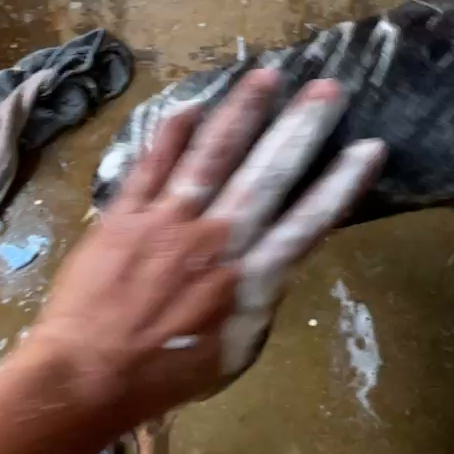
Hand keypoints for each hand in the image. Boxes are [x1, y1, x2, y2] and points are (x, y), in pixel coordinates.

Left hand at [26, 70, 384, 421]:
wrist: (84, 378)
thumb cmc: (164, 372)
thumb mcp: (234, 351)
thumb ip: (259, 297)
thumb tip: (274, 256)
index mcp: (247, 280)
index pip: (307, 222)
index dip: (341, 184)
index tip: (369, 148)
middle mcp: (215, 241)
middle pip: (266, 174)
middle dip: (300, 127)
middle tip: (327, 88)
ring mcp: (167, 221)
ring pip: (212, 155)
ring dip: (242, 112)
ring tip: (266, 76)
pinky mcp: (126, 214)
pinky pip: (153, 164)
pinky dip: (172, 133)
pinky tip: (192, 103)